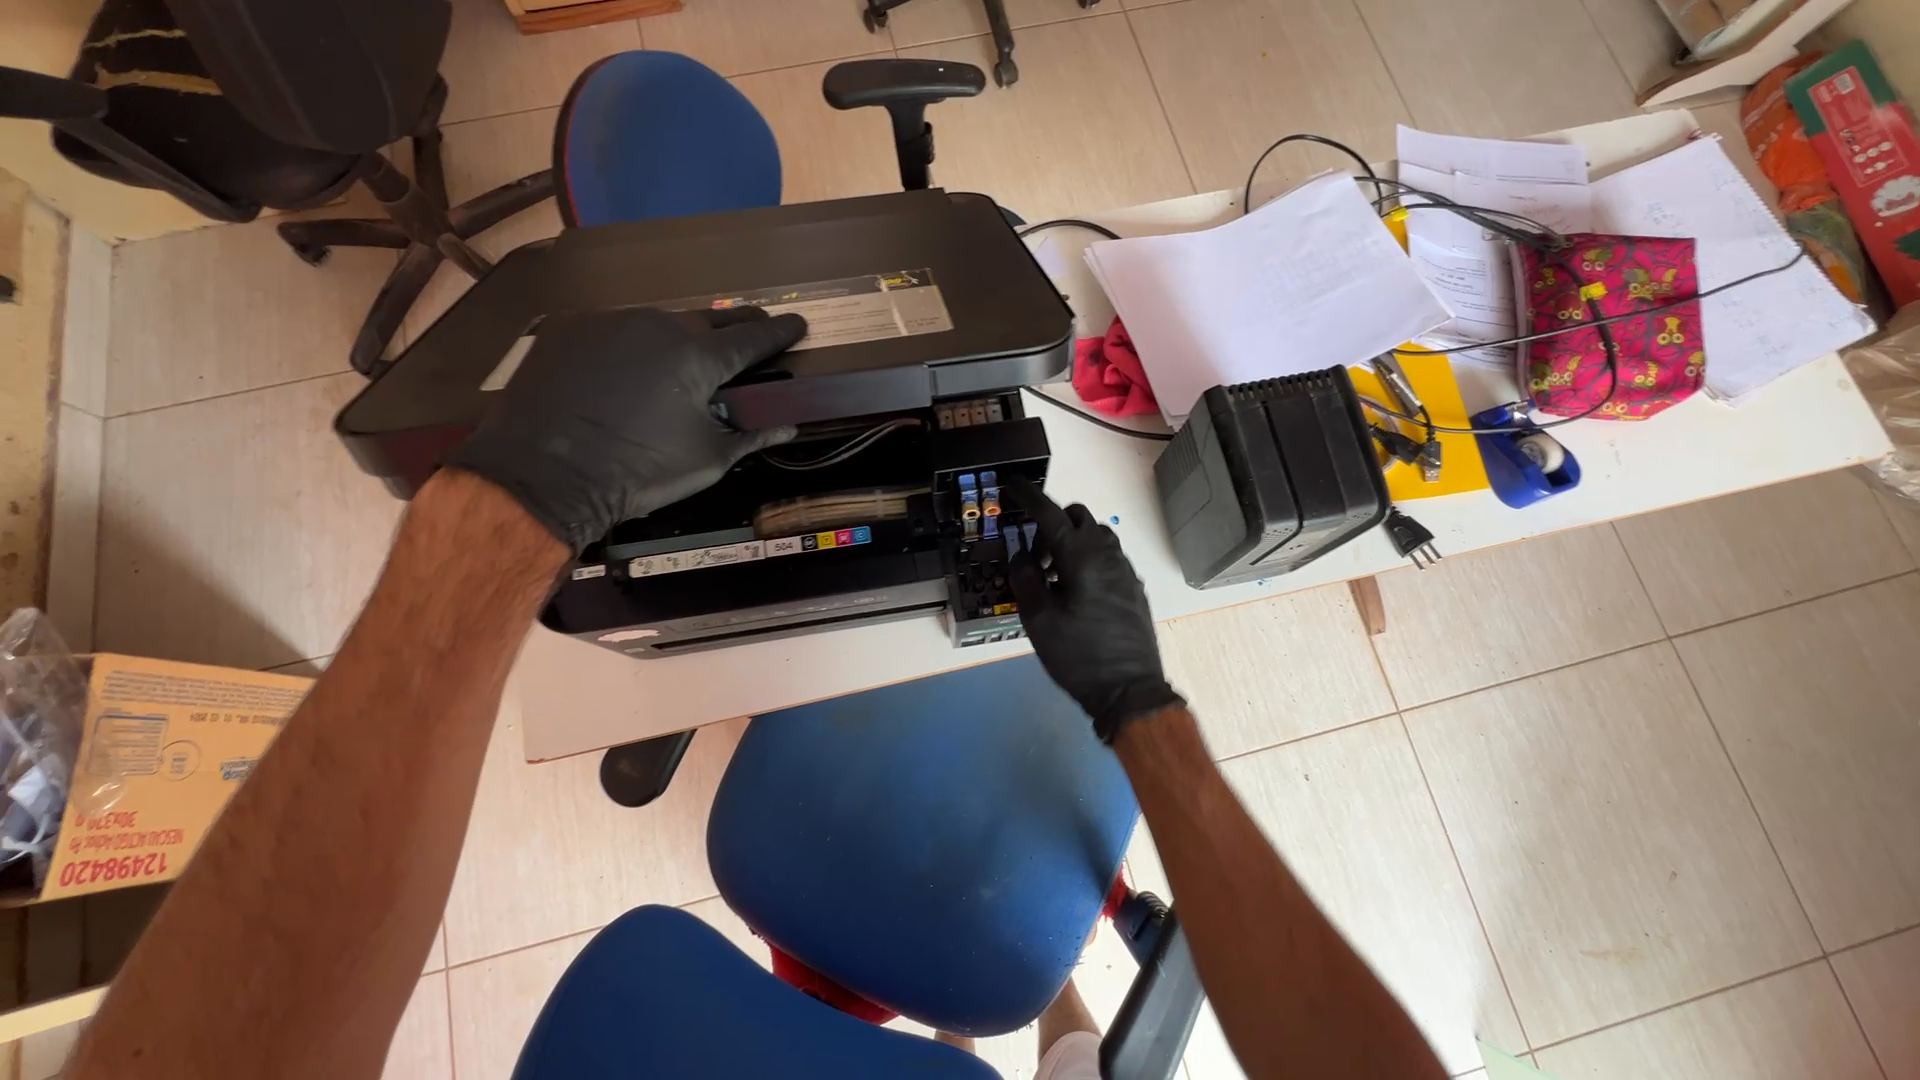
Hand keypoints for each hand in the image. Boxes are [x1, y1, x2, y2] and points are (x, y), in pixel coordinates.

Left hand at [447, 306, 805, 552]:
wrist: (545, 474)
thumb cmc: (639, 472)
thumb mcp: (707, 461)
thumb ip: (750, 437)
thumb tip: (787, 427)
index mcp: (698, 359)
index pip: (752, 340)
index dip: (779, 333)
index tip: (798, 324)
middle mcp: (659, 327)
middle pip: (709, 319)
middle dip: (735, 325)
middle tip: (752, 327)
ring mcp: (611, 322)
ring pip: (659, 322)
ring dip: (679, 335)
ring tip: (685, 353)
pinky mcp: (572, 328)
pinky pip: (616, 328)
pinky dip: (633, 343)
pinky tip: (629, 366)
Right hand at [1006, 481, 1183, 742]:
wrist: (1130, 689)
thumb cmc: (1079, 657)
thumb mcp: (1039, 621)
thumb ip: (1026, 580)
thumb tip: (1022, 557)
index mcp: (1082, 558)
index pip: (1050, 514)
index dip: (1029, 496)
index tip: (1014, 485)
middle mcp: (1107, 556)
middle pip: (1078, 516)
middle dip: (1052, 523)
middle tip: (1034, 555)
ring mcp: (1125, 571)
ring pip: (1095, 535)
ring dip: (1071, 541)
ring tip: (1054, 576)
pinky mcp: (1133, 587)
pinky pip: (1107, 556)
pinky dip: (1087, 558)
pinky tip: (1075, 591)